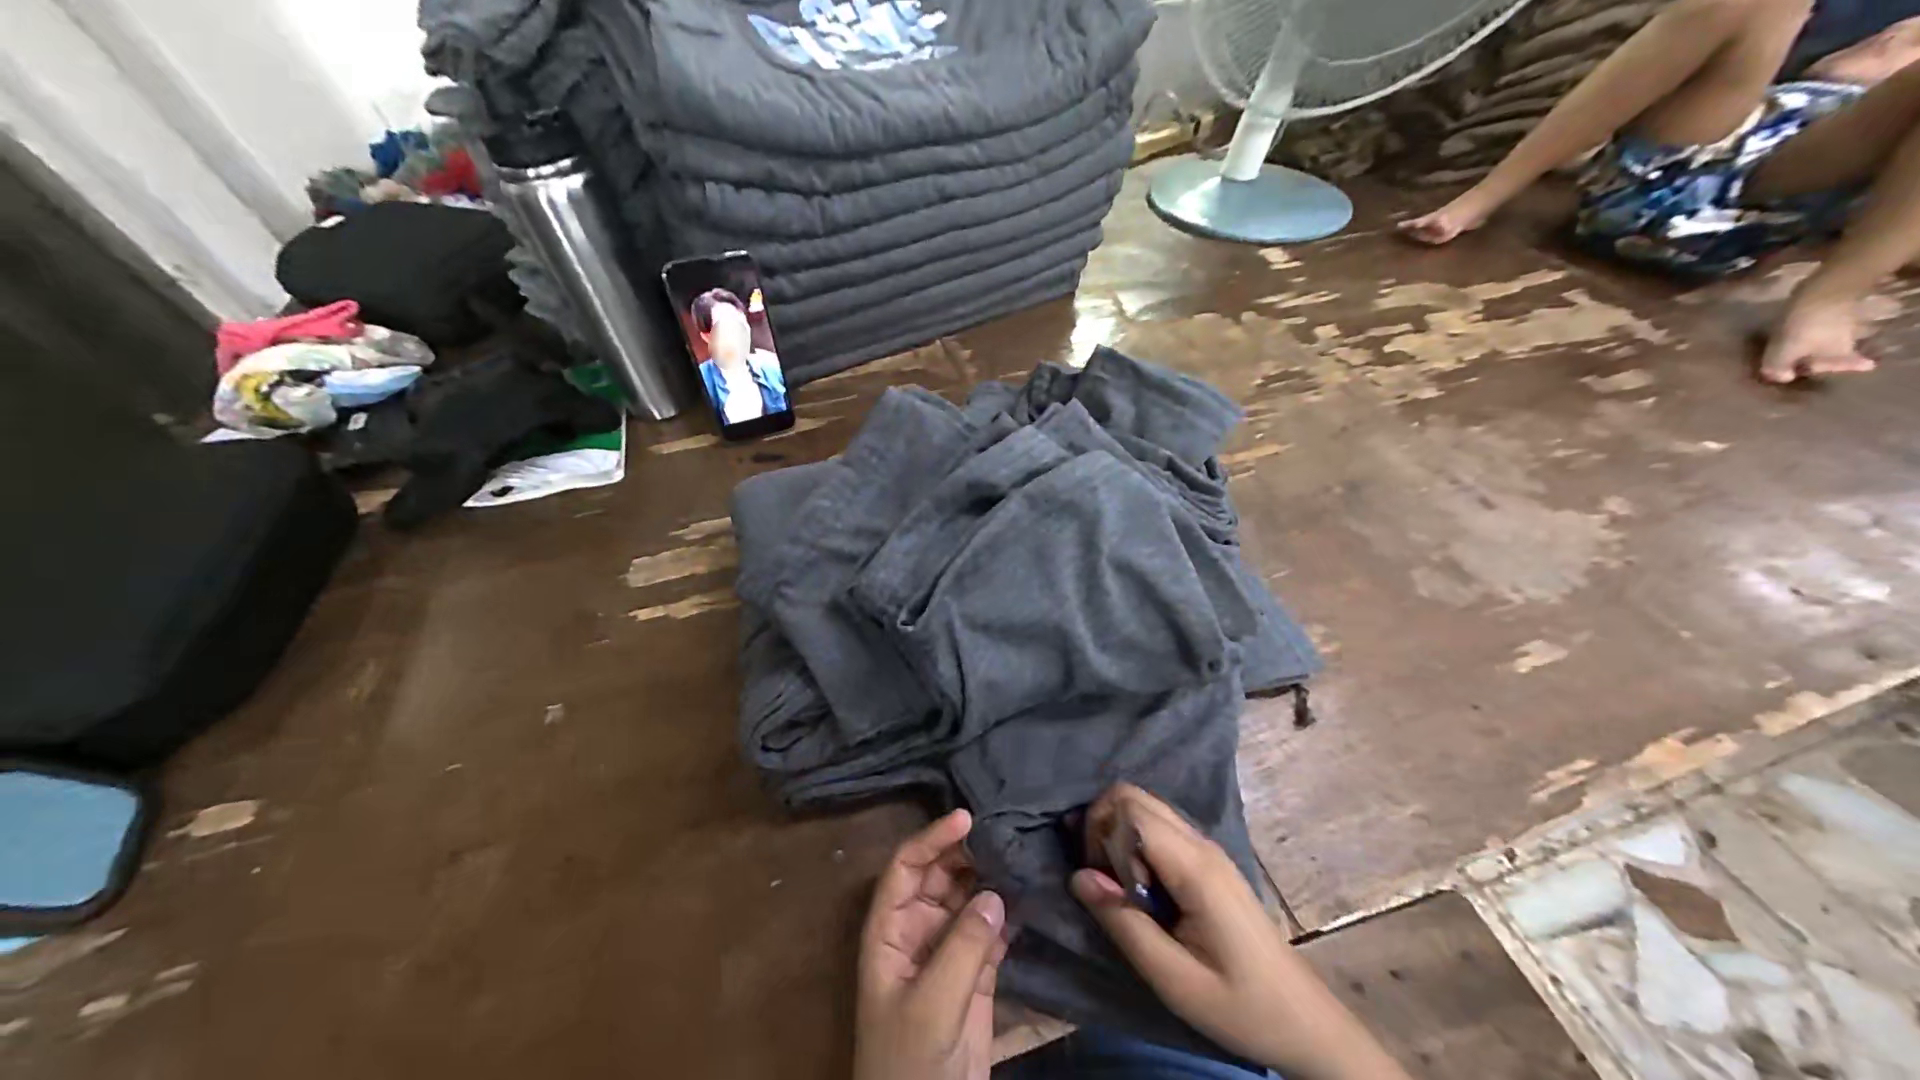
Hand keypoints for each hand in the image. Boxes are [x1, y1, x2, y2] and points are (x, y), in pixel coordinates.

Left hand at [855, 809, 1009, 1079]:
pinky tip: (1031, 893)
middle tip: (1007, 832)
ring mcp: (948, 951)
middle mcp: (918, 931)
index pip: (906, 868)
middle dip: (969, 853)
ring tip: (1024, 852)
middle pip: (941, 877)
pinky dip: (1009, 912)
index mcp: (890, 931)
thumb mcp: (930, 1005)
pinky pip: (992, 930)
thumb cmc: (908, 1062)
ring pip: (969, 899)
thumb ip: (962, 948)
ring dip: (992, 878)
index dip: (932, 839)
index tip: (966, 817)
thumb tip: (995, 894)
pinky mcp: (977, 974)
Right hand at [1071, 785, 1410, 1079]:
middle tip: (1097, 875)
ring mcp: (1207, 850)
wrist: (1304, 1022)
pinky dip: (1134, 842)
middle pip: (1134, 797)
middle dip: (1102, 824)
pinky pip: (1159, 828)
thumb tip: (1078, 875)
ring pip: (1146, 807)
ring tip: (1114, 883)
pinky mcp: (1208, 862)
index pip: (1130, 809)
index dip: (1099, 831)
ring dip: (1117, 832)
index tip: (1094, 878)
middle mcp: (1201, 844)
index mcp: (1195, 867)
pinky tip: (1136, 886)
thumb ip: (1123, 922)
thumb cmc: (1240, 1006)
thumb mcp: (1173, 979)